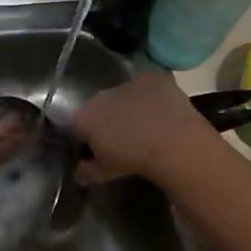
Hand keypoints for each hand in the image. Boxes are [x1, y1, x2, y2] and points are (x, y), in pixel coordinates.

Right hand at [73, 71, 219, 183]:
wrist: (172, 141)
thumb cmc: (133, 159)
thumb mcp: (106, 172)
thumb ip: (88, 171)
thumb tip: (80, 173)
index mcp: (84, 117)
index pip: (78, 127)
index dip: (87, 139)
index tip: (99, 150)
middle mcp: (101, 95)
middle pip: (100, 107)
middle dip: (108, 119)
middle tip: (123, 138)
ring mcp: (127, 83)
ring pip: (124, 94)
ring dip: (130, 106)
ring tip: (147, 125)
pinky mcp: (152, 77)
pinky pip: (149, 85)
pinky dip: (153, 95)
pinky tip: (163, 109)